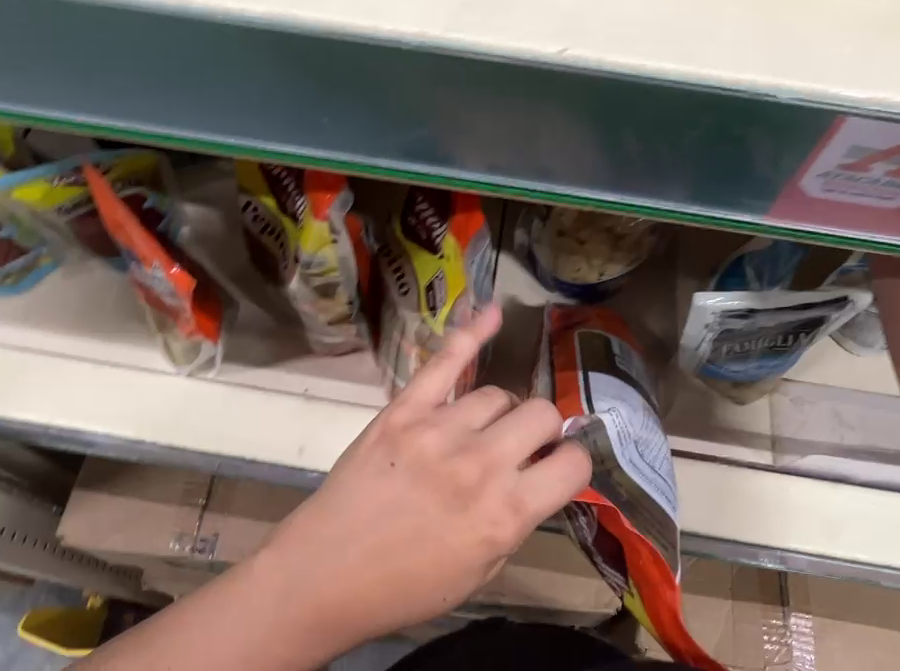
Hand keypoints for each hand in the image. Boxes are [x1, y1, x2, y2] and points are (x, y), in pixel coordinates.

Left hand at [244, 305, 591, 652]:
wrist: (326, 574)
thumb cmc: (407, 587)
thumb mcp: (481, 571)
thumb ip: (517, 519)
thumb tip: (541, 476)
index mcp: (505, 513)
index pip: (573, 464)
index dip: (573, 464)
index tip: (559, 467)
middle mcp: (481, 464)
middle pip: (540, 414)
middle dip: (542, 430)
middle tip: (521, 448)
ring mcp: (440, 430)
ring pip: (497, 394)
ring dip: (499, 412)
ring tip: (480, 432)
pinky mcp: (404, 409)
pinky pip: (446, 361)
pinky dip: (472, 333)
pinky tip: (494, 313)